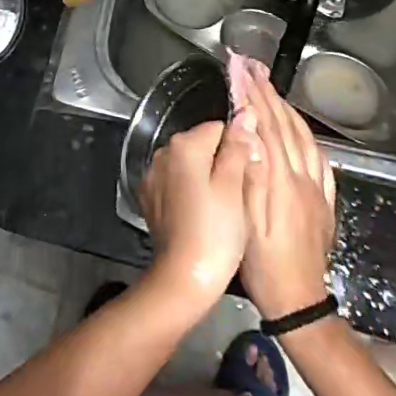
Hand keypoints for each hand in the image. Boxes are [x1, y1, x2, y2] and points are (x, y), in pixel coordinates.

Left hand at [137, 116, 255, 311]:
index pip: (220, 127)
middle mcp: (163, 153)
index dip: (238, 149)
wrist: (182, 281)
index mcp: (184, 145)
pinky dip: (189, 193)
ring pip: (190, 165)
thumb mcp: (233, 188)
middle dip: (220, 163)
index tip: (246, 174)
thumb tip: (244, 114)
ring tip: (220, 210)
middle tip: (236, 196)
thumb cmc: (214, 234)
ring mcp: (153, 176)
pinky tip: (200, 216)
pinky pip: (176, 183)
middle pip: (203, 145)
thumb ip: (237, 147)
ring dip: (205, 179)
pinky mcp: (150, 198)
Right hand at [240, 71, 337, 319]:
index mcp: (281, 179)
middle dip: (269, 93)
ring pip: (304, 138)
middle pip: (286, 126)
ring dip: (287, 109)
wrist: (299, 300)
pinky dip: (306, 136)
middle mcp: (303, 177)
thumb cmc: (263, 262)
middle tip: (254, 68)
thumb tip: (248, 132)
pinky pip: (319, 159)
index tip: (241, 71)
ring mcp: (317, 189)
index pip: (266, 126)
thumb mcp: (248, 221)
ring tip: (273, 89)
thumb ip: (252, 173)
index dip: (253, 96)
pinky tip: (302, 132)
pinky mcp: (324, 202)